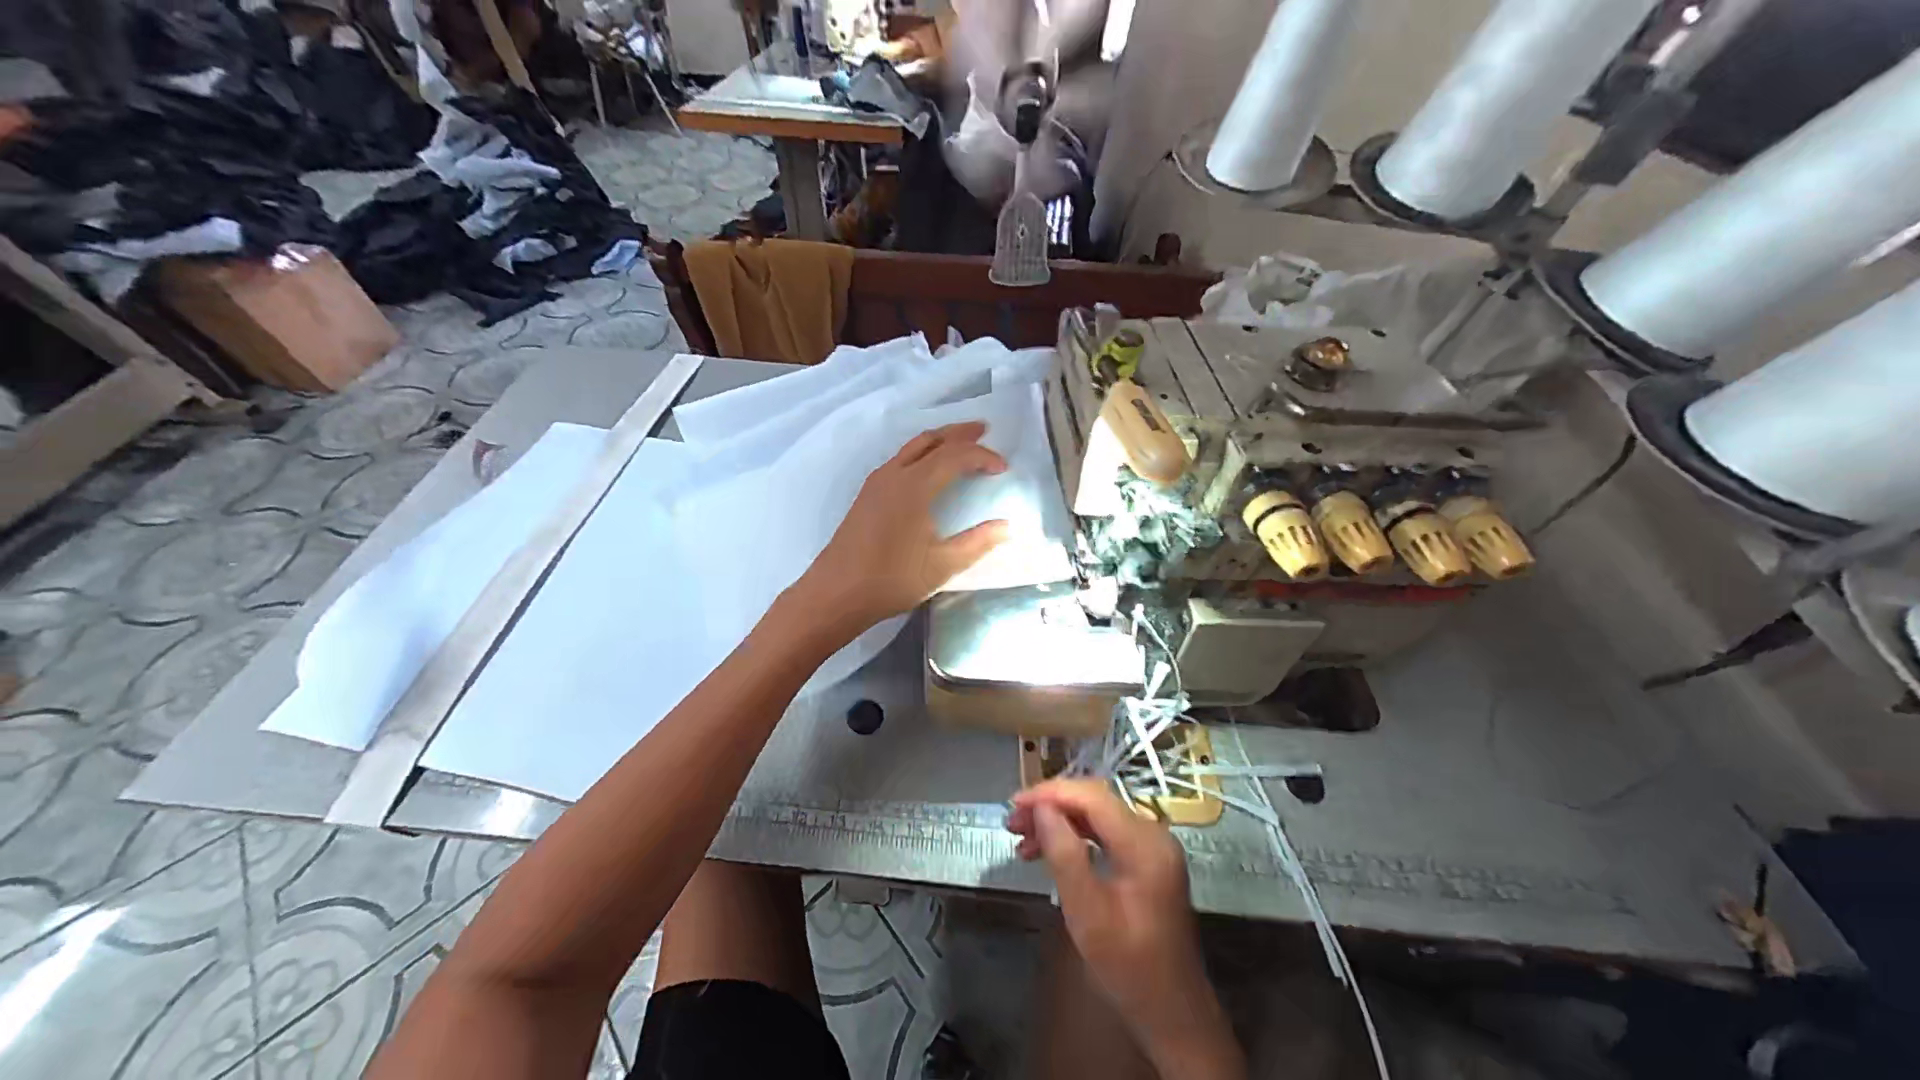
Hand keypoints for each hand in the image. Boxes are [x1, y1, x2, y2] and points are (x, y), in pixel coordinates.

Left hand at [787, 422, 1009, 634]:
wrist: (836, 592)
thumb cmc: (891, 579)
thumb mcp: (942, 565)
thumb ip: (977, 543)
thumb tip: (1007, 526)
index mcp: (915, 486)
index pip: (955, 456)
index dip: (982, 456)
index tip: (1003, 467)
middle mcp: (894, 474)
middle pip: (931, 440)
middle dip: (959, 433)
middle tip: (983, 429)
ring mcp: (876, 482)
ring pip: (912, 447)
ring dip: (938, 440)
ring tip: (959, 442)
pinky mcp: (866, 495)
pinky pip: (899, 459)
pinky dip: (921, 453)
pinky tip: (927, 468)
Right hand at [1010, 779, 1244, 1079]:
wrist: (1173, 1012)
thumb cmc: (1128, 966)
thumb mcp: (1087, 912)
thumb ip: (1064, 854)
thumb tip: (1042, 809)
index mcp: (1144, 844)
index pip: (1092, 797)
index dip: (1050, 794)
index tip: (1013, 806)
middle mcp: (1153, 835)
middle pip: (1095, 802)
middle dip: (1051, 806)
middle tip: (1013, 824)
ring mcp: (1153, 848)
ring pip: (1098, 816)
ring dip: (1060, 822)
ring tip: (1023, 840)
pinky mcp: (1148, 862)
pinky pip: (1107, 835)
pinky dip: (1076, 837)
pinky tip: (1050, 852)